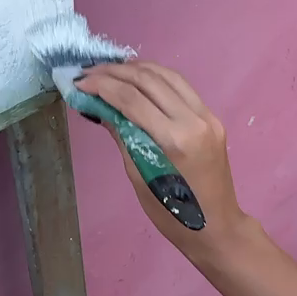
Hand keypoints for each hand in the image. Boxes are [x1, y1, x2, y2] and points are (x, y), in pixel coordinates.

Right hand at [73, 61, 256, 261]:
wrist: (218, 228)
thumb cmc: (172, 213)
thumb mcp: (138, 175)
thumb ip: (122, 133)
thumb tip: (98, 105)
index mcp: (174, 141)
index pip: (132, 99)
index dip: (101, 85)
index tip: (78, 82)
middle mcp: (193, 120)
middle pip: (148, 80)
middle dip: (114, 72)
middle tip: (88, 72)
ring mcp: (207, 116)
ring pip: (166, 75)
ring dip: (135, 68)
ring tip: (109, 70)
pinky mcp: (211, 116)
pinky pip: (180, 86)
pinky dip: (155, 76)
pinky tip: (136, 78)